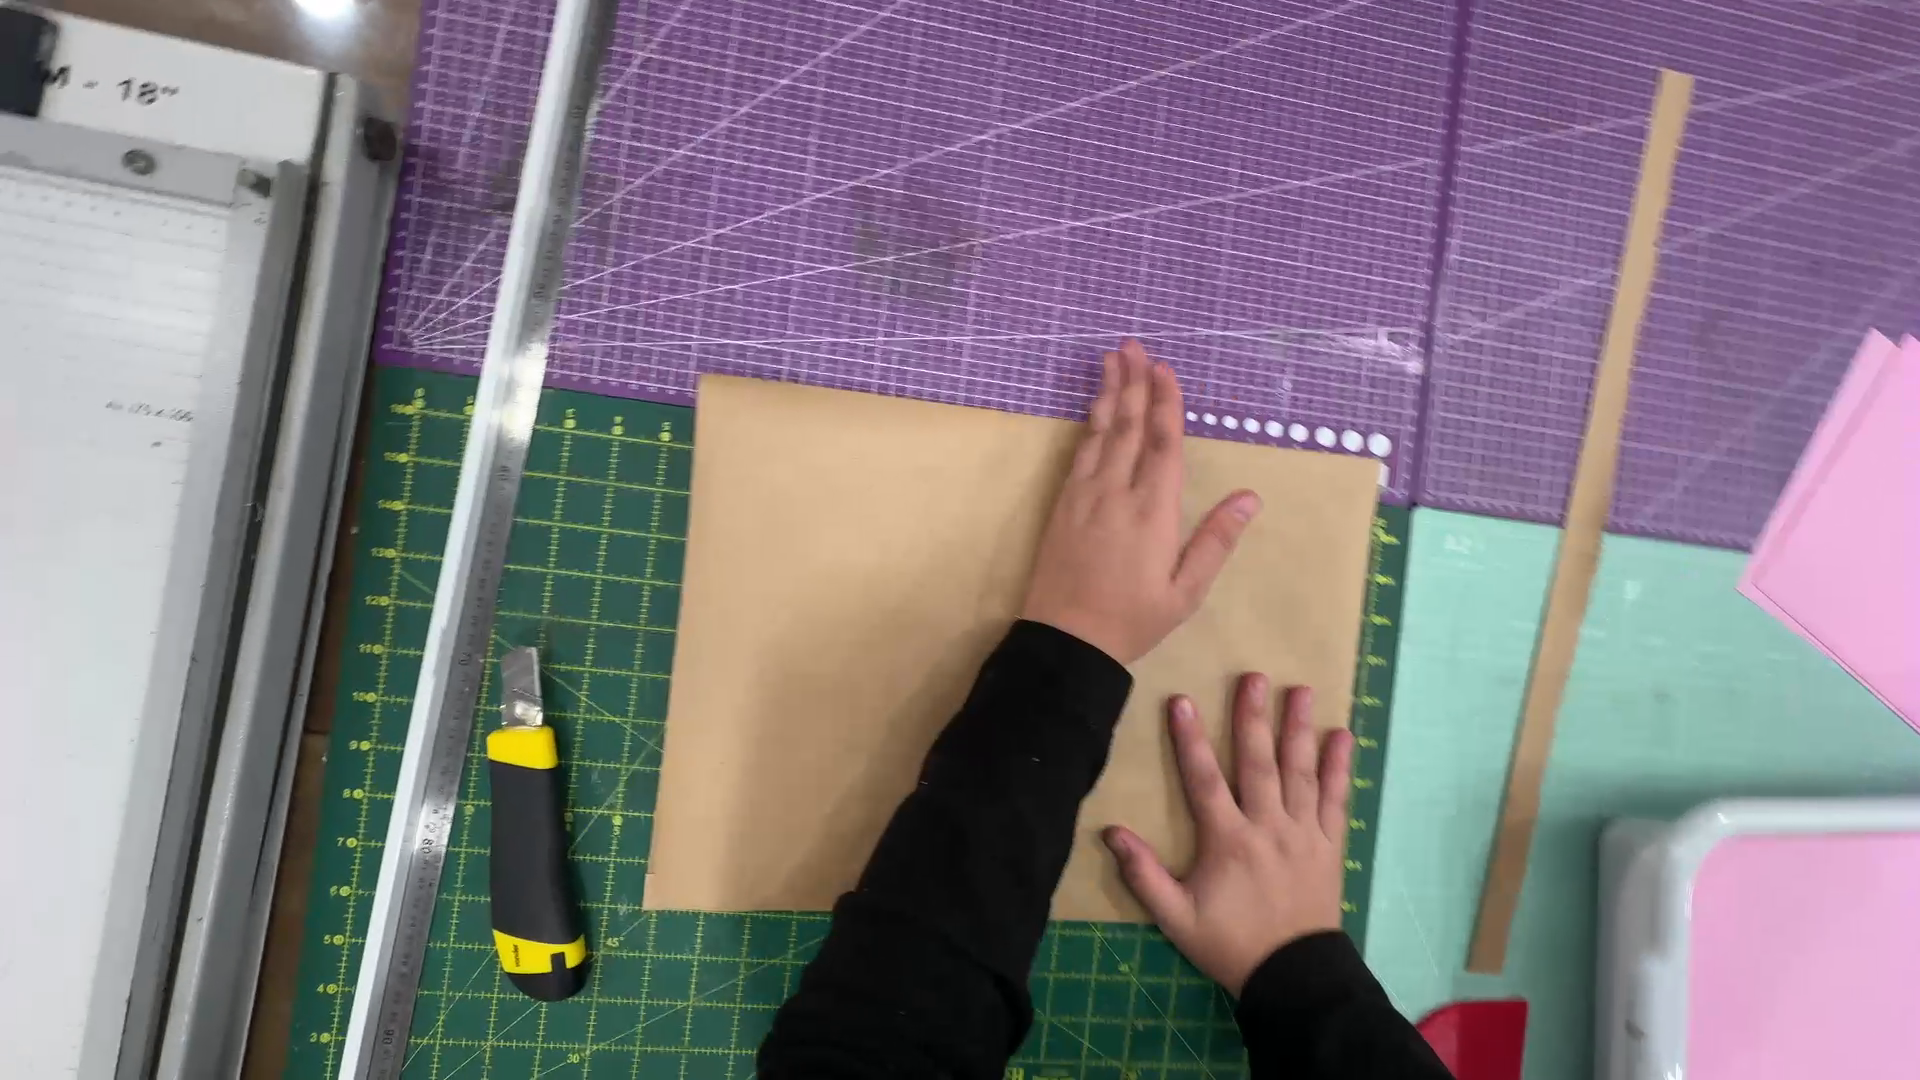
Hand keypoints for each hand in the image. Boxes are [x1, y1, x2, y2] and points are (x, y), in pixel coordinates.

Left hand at [1019, 340, 1260, 664]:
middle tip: (1131, 345)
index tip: (1164, 367)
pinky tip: (1093, 411)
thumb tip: (1250, 497)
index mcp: (1152, 511)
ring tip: (1110, 360)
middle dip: (1133, 382)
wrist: (1066, 639)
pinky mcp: (1062, 505)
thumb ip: (1215, 541)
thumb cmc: (1132, 620)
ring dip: (1107, 394)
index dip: (1166, 402)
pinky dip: (1088, 426)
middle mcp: (1116, 493)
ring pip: (1099, 434)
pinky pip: (1079, 454)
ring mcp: (1083, 496)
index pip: (1163, 443)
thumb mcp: (1185, 592)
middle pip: (1128, 426)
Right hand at [1103, 676, 1352, 996]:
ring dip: (1299, 730)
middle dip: (1254, 718)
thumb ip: (1143, 874)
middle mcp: (1268, 828)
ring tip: (1301, 690)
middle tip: (1255, 677)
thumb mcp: (1176, 917)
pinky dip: (1340, 768)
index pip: (1204, 780)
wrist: (1295, 980)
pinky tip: (1343, 737)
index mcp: (1229, 841)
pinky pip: (1336, 800)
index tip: (1181, 701)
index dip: (1190, 740)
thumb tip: (1109, 832)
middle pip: (1259, 764)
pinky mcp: (1330, 845)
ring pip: (1301, 773)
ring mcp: (1304, 834)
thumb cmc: (1230, 942)